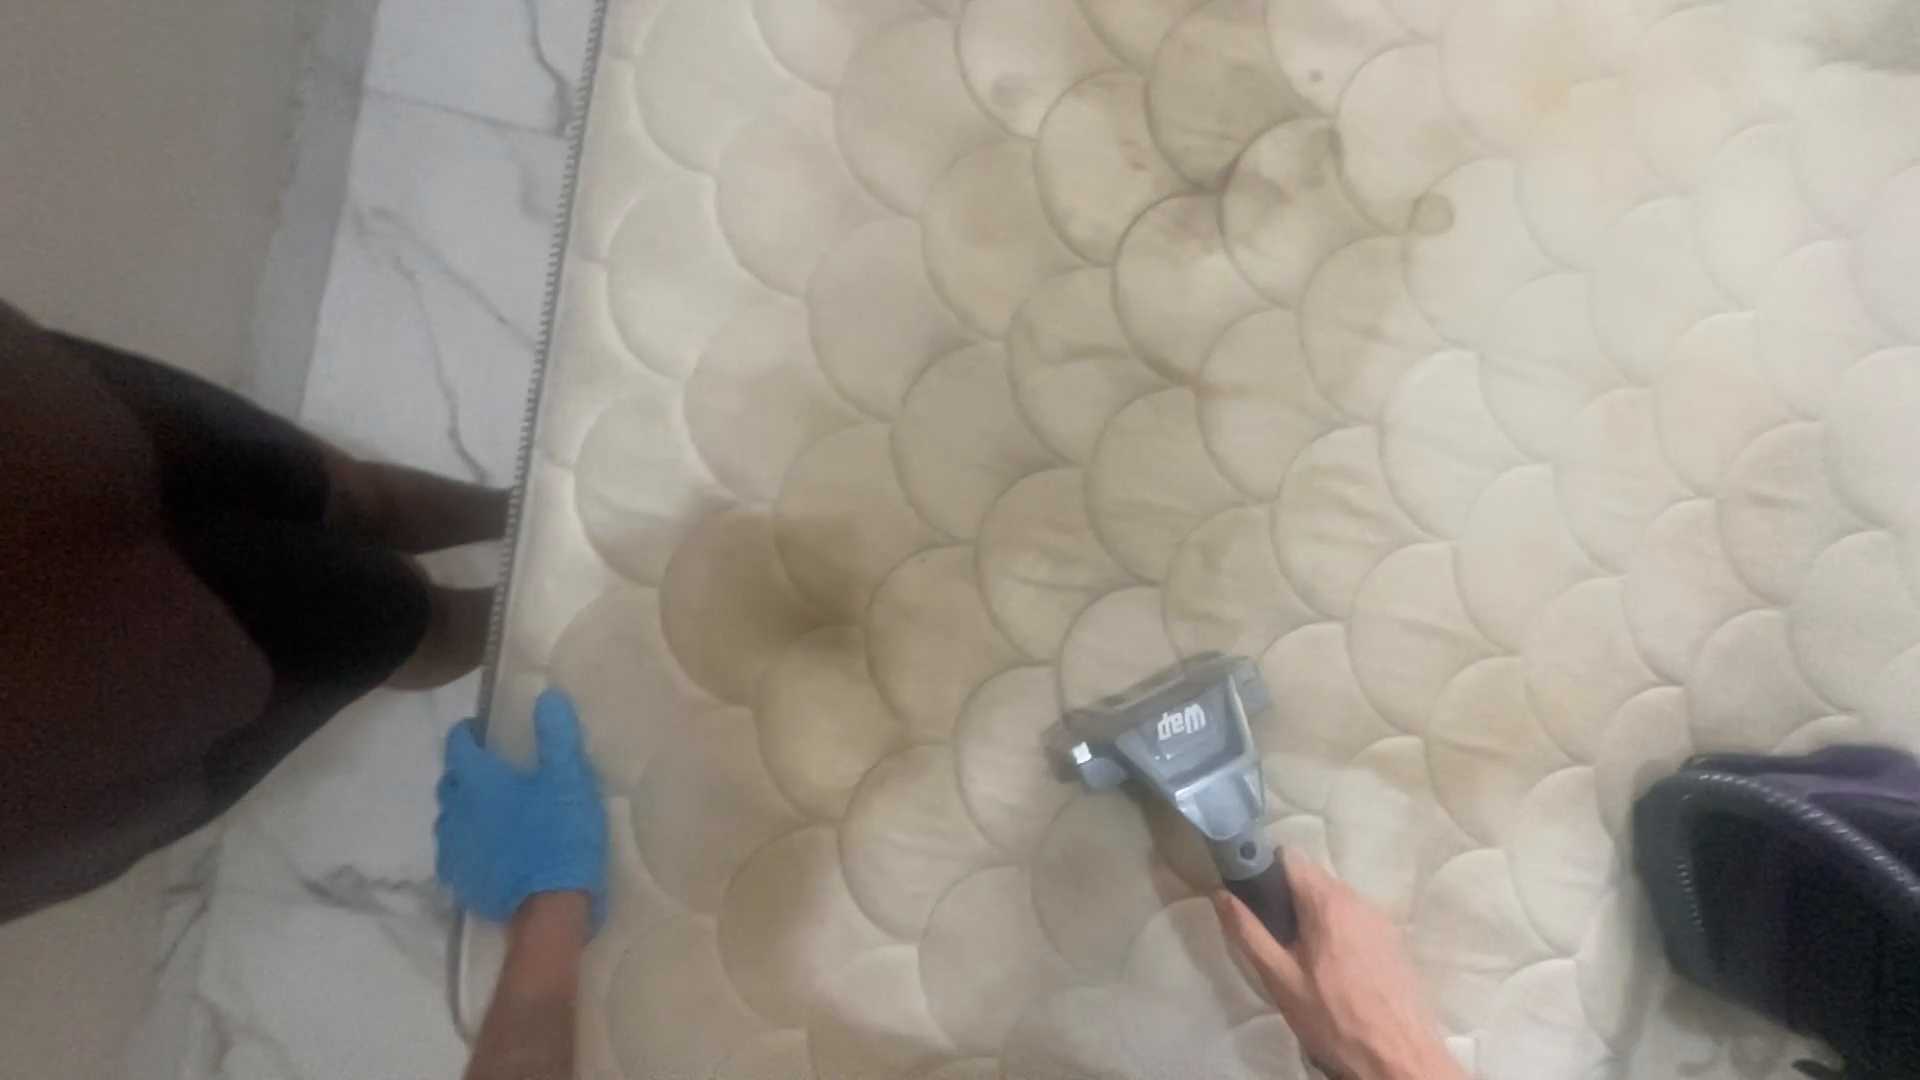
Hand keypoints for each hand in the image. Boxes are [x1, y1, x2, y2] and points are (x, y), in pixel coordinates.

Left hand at [436, 688, 607, 928]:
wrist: (549, 906)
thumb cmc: (560, 834)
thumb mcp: (568, 779)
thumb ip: (557, 737)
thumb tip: (548, 696)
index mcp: (479, 784)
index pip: (458, 748)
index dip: (466, 733)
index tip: (479, 727)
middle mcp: (456, 813)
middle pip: (451, 781)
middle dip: (466, 768)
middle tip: (494, 763)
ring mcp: (454, 849)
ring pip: (451, 816)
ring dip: (467, 804)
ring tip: (496, 803)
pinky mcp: (461, 879)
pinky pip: (458, 848)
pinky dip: (471, 836)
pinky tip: (494, 842)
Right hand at [1214, 852, 1462, 1079]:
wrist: (1403, 1064)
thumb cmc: (1335, 1018)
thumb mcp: (1279, 978)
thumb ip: (1247, 931)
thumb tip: (1220, 895)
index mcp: (1325, 899)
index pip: (1287, 854)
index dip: (1262, 866)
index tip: (1250, 893)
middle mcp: (1357, 898)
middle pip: (1310, 876)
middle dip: (1286, 896)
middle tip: (1273, 934)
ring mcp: (1380, 920)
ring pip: (1333, 898)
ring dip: (1312, 914)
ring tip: (1302, 956)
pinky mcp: (1395, 941)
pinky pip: (1355, 918)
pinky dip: (1337, 930)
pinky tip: (1334, 968)